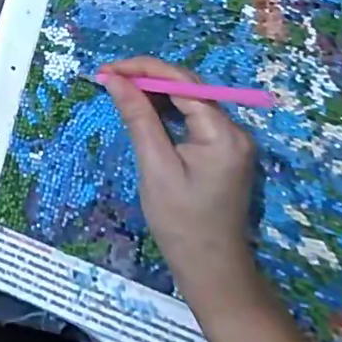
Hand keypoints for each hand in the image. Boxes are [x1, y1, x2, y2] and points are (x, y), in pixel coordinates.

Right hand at [99, 56, 257, 293]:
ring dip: (153, 89)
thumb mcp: (155, 166)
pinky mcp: (222, 147)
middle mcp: (233, 128)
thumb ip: (138, 117)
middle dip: (146, 76)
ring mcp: (230, 138)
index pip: (181, 82)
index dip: (142, 70)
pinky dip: (165, 106)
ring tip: (119, 87)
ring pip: (188, 97)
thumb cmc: (181, 223)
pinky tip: (142, 106)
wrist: (212, 271)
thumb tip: (114, 79)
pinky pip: (191, 114)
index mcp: (222, 132)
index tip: (107, 71)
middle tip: (108, 77)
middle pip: (186, 85)